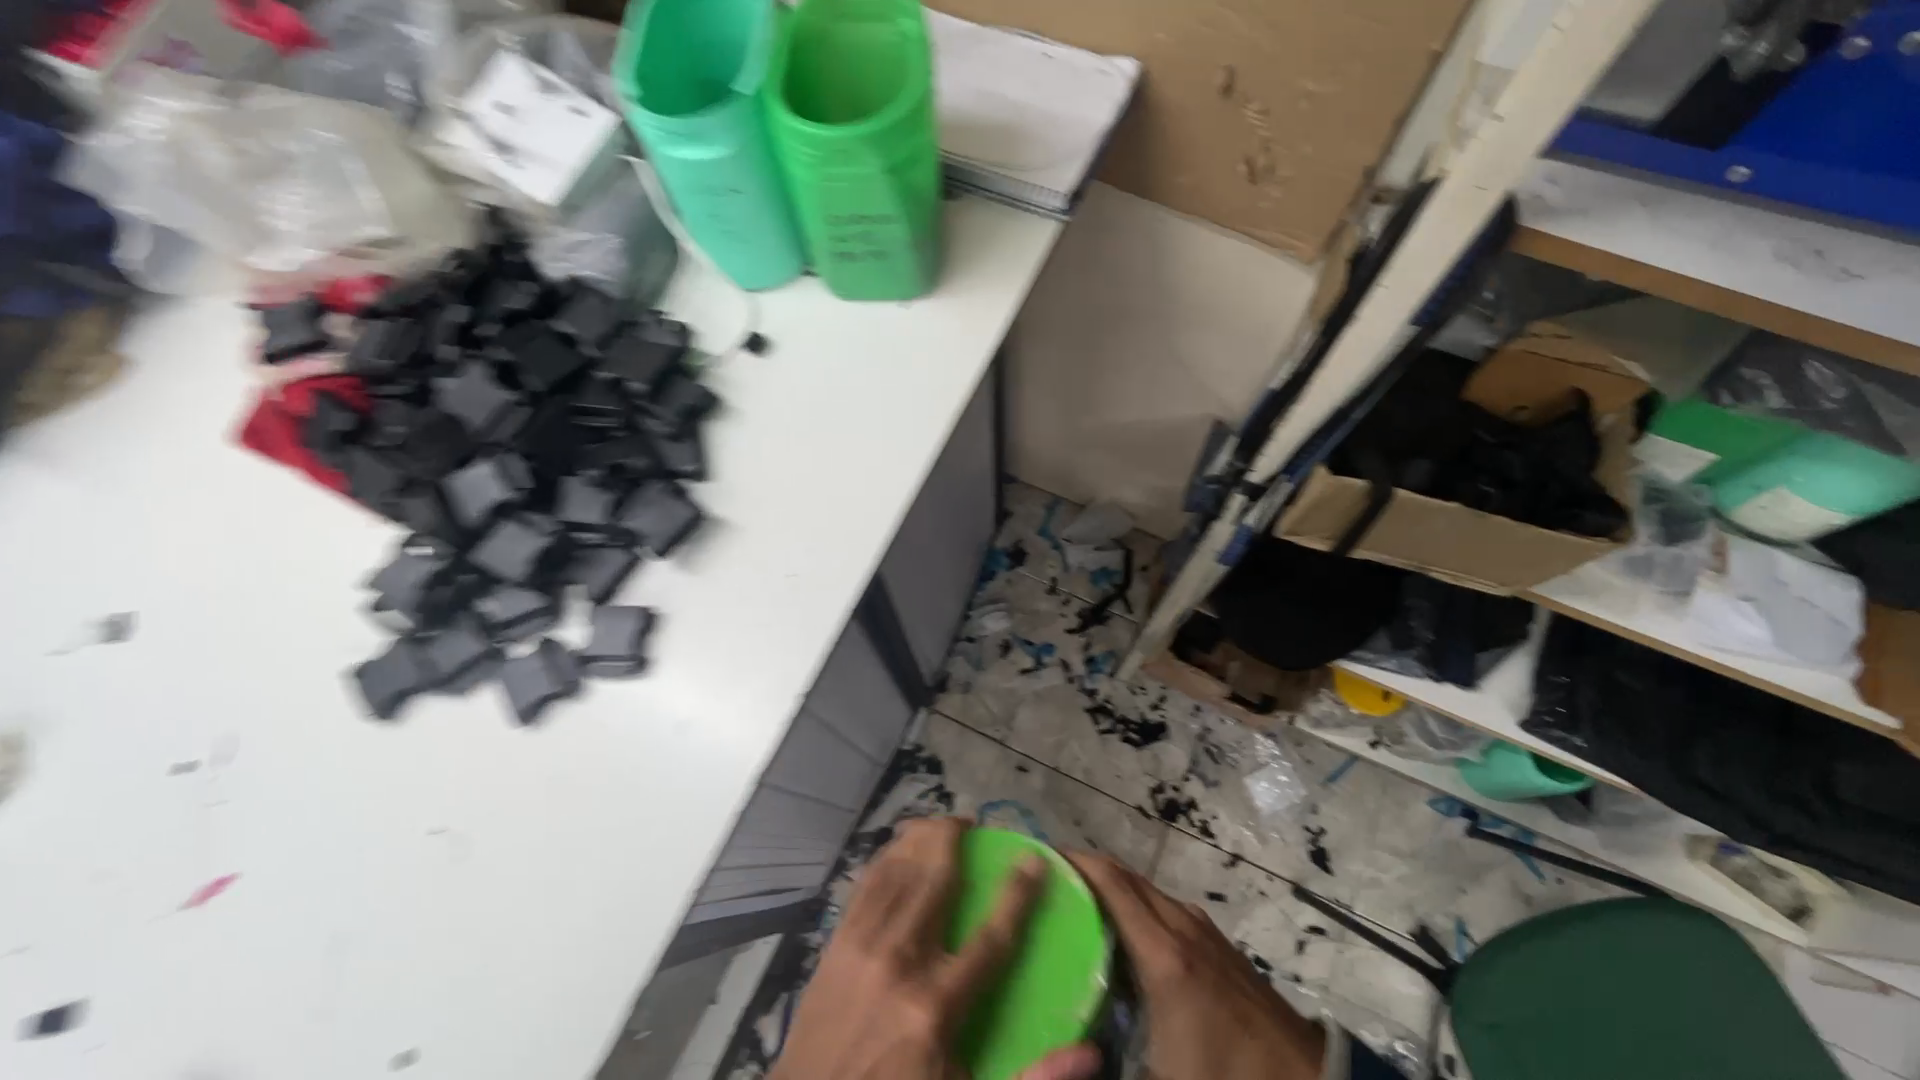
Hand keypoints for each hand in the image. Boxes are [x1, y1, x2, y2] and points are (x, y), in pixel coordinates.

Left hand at [772, 818, 1101, 1079]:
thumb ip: (1030, 1079)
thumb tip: (1089, 1054)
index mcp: (937, 1005)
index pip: (991, 936)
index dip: (1017, 894)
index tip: (1033, 858)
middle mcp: (900, 962)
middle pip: (934, 883)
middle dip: (952, 841)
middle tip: (971, 819)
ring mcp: (861, 949)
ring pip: (895, 875)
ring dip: (916, 841)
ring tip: (936, 823)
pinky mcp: (833, 947)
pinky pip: (863, 889)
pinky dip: (882, 861)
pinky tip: (894, 849)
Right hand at [1065, 853, 1326, 1079]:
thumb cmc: (1226, 1077)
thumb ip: (1101, 1066)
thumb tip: (1060, 1062)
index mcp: (1163, 955)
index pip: (1112, 884)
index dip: (1075, 862)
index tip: (1039, 858)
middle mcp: (1182, 928)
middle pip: (1127, 879)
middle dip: (1086, 870)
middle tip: (1047, 884)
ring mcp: (1206, 933)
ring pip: (1149, 893)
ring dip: (1113, 889)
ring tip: (1077, 906)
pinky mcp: (1221, 946)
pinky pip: (1168, 910)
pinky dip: (1138, 907)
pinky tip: (1126, 936)